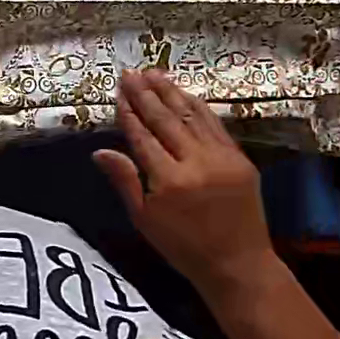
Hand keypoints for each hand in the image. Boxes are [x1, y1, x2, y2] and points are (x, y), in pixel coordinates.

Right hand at [92, 69, 281, 295]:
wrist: (239, 265)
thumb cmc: (183, 247)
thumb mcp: (144, 219)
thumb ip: (124, 180)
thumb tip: (99, 151)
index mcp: (169, 180)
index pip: (143, 136)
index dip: (129, 113)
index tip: (118, 92)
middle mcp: (195, 162)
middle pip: (165, 120)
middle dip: (145, 94)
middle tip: (130, 73)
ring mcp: (221, 158)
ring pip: (190, 116)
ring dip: (170, 92)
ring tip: (153, 73)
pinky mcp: (240, 158)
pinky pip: (214, 125)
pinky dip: (197, 106)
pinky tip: (183, 93)